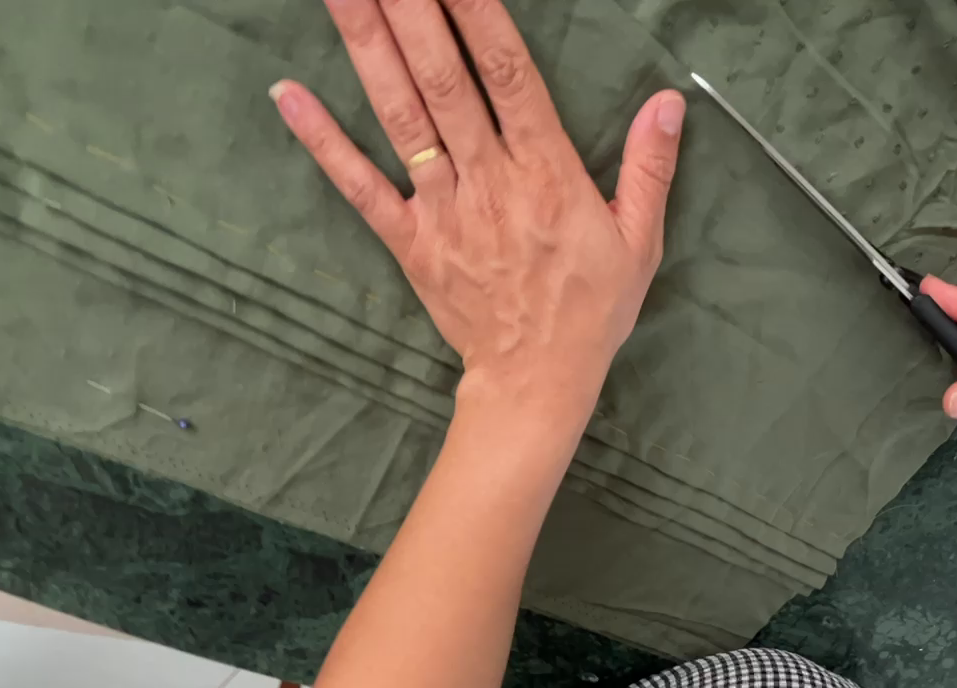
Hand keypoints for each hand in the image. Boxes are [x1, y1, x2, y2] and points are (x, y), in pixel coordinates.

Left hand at [270, 0, 684, 429]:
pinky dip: (324, 143)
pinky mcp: (413, 245)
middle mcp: (490, 182)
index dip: (476, 8)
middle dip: (410, 7)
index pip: (508, 72)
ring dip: (366, 45)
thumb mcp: (640, 246)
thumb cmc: (592, 313)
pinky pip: (362, 190)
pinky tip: (288, 94)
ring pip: (401, 118)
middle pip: (443, 78)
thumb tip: (668, 103)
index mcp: (547, 175)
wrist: (538, 381)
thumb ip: (650, 171)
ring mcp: (444, 213)